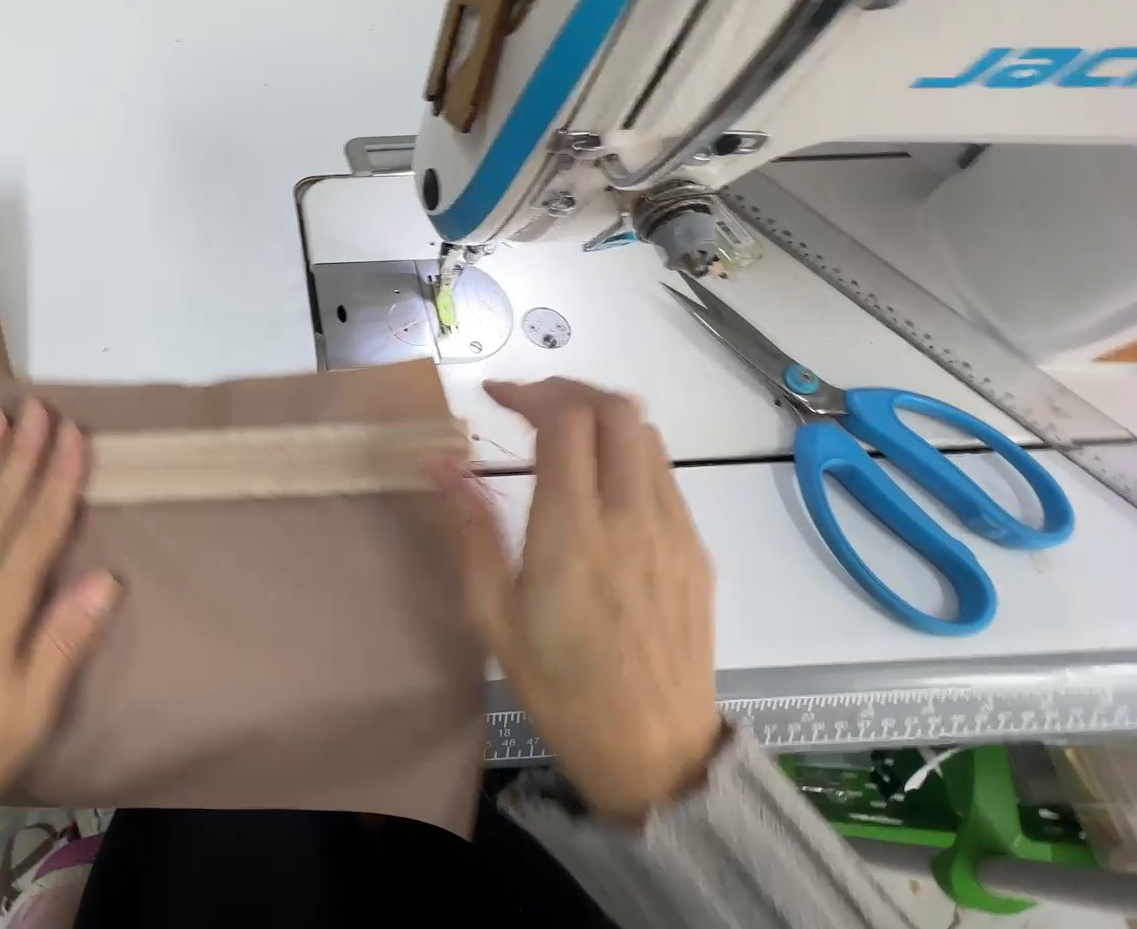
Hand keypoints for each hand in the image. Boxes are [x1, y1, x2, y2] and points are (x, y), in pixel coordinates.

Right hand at [436, 378, 721, 821]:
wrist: (654, 748)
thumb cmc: (558, 684)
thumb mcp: (493, 613)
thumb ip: (470, 529)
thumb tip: (441, 464)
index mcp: (573, 530)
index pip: (565, 420)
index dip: (528, 392)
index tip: (493, 396)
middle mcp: (632, 515)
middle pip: (617, 408)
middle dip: (567, 388)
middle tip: (525, 403)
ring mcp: (674, 529)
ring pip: (647, 434)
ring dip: (600, 416)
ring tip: (559, 434)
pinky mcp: (695, 548)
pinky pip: (663, 473)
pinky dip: (627, 452)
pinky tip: (598, 484)